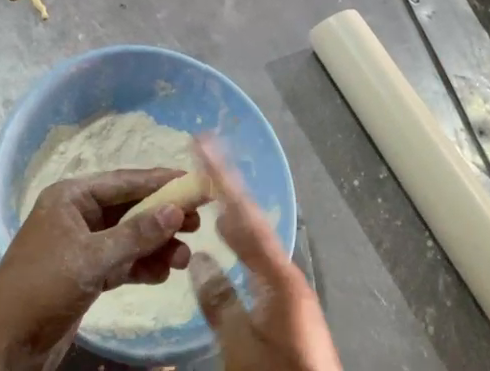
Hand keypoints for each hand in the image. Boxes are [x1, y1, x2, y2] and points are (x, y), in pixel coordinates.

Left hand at [0, 168, 200, 370]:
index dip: (159, 181)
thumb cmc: (43, 286)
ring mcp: (81, 245)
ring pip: (128, 237)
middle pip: (129, 208)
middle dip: (162, 217)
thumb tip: (175, 209)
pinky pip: (121, 262)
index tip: (193, 180)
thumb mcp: (92, 258)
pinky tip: (164, 273)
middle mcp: (77, 215)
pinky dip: (142, 266)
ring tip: (185, 258)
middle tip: (198, 223)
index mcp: (71, 197)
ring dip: (156, 246)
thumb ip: (135, 234)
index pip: (123, 181)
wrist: (6, 342)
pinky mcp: (85, 274)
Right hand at [190, 141, 341, 370]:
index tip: (203, 143)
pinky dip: (239, 234)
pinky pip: (256, 253)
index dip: (222, 177)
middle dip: (226, 185)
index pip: (244, 215)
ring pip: (255, 235)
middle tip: (202, 154)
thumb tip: (200, 259)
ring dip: (232, 208)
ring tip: (209, 183)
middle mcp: (286, 272)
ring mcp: (288, 286)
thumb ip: (220, 302)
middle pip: (252, 218)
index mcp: (278, 275)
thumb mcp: (242, 345)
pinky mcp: (285, 302)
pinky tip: (228, 234)